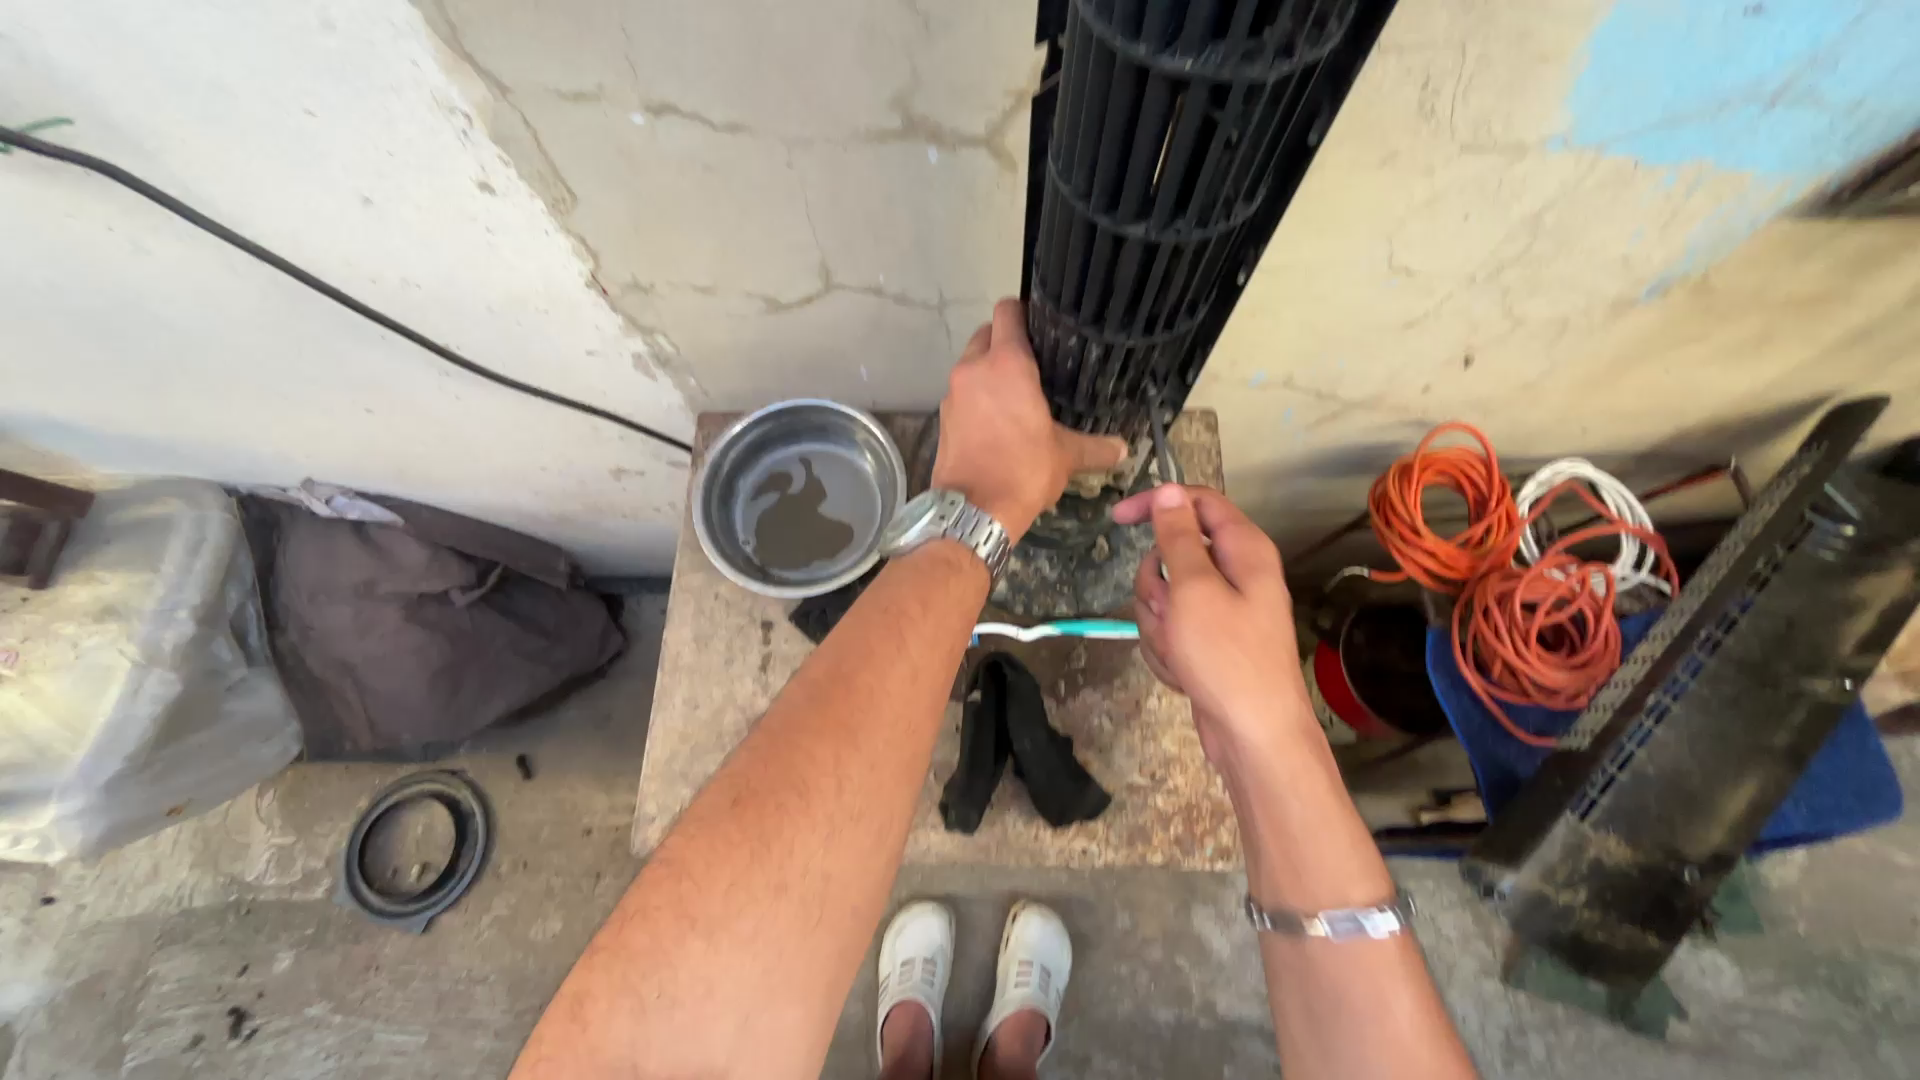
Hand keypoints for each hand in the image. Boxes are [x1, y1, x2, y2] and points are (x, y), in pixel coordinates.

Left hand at [932, 299, 1128, 541]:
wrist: (973, 512)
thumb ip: (1096, 447)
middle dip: (1006, 341)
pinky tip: (997, 418)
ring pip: (971, 364)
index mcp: (1006, 363)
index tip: (1042, 325)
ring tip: (1017, 392)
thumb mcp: (1066, 456)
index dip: (1024, 311)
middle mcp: (974, 369)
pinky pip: (962, 393)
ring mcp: (953, 393)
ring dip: (989, 370)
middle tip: (1034, 362)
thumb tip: (1125, 449)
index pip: (1008, 311)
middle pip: (986, 334)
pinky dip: (977, 397)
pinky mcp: (943, 417)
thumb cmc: (1023, 471)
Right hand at [1112, 484, 1313, 771]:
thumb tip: (1169, 490)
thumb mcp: (1194, 589)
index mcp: (1243, 549)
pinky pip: (1171, 629)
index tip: (1117, 519)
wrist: (1253, 734)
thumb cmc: (1226, 657)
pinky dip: (1167, 648)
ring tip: (1177, 649)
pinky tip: (1182, 670)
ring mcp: (1222, 611)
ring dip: (1158, 622)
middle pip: (1173, 554)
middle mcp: (1236, 574)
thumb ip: (1178, 537)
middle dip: (1156, 585)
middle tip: (1167, 610)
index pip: (1196, 503)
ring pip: (1165, 596)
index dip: (1157, 504)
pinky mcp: (1209, 641)